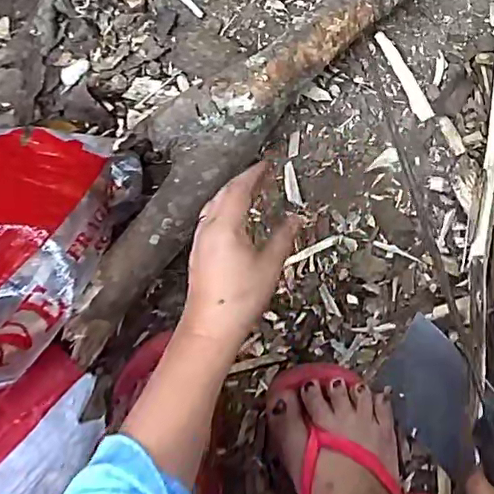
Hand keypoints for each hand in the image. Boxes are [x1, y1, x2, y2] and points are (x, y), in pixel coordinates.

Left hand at [178, 162, 300, 352]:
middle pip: (224, 194)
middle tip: (260, 173)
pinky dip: (224, 207)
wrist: (210, 328)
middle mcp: (209, 229)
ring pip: (214, 205)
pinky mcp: (199, 253)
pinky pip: (210, 218)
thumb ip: (283, 237)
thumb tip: (295, 219)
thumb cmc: (241, 298)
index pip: (239, 190)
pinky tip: (234, 216)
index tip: (266, 165)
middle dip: (242, 180)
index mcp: (226, 226)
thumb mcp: (270, 265)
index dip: (254, 174)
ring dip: (231, 193)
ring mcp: (200, 241)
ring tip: (249, 190)